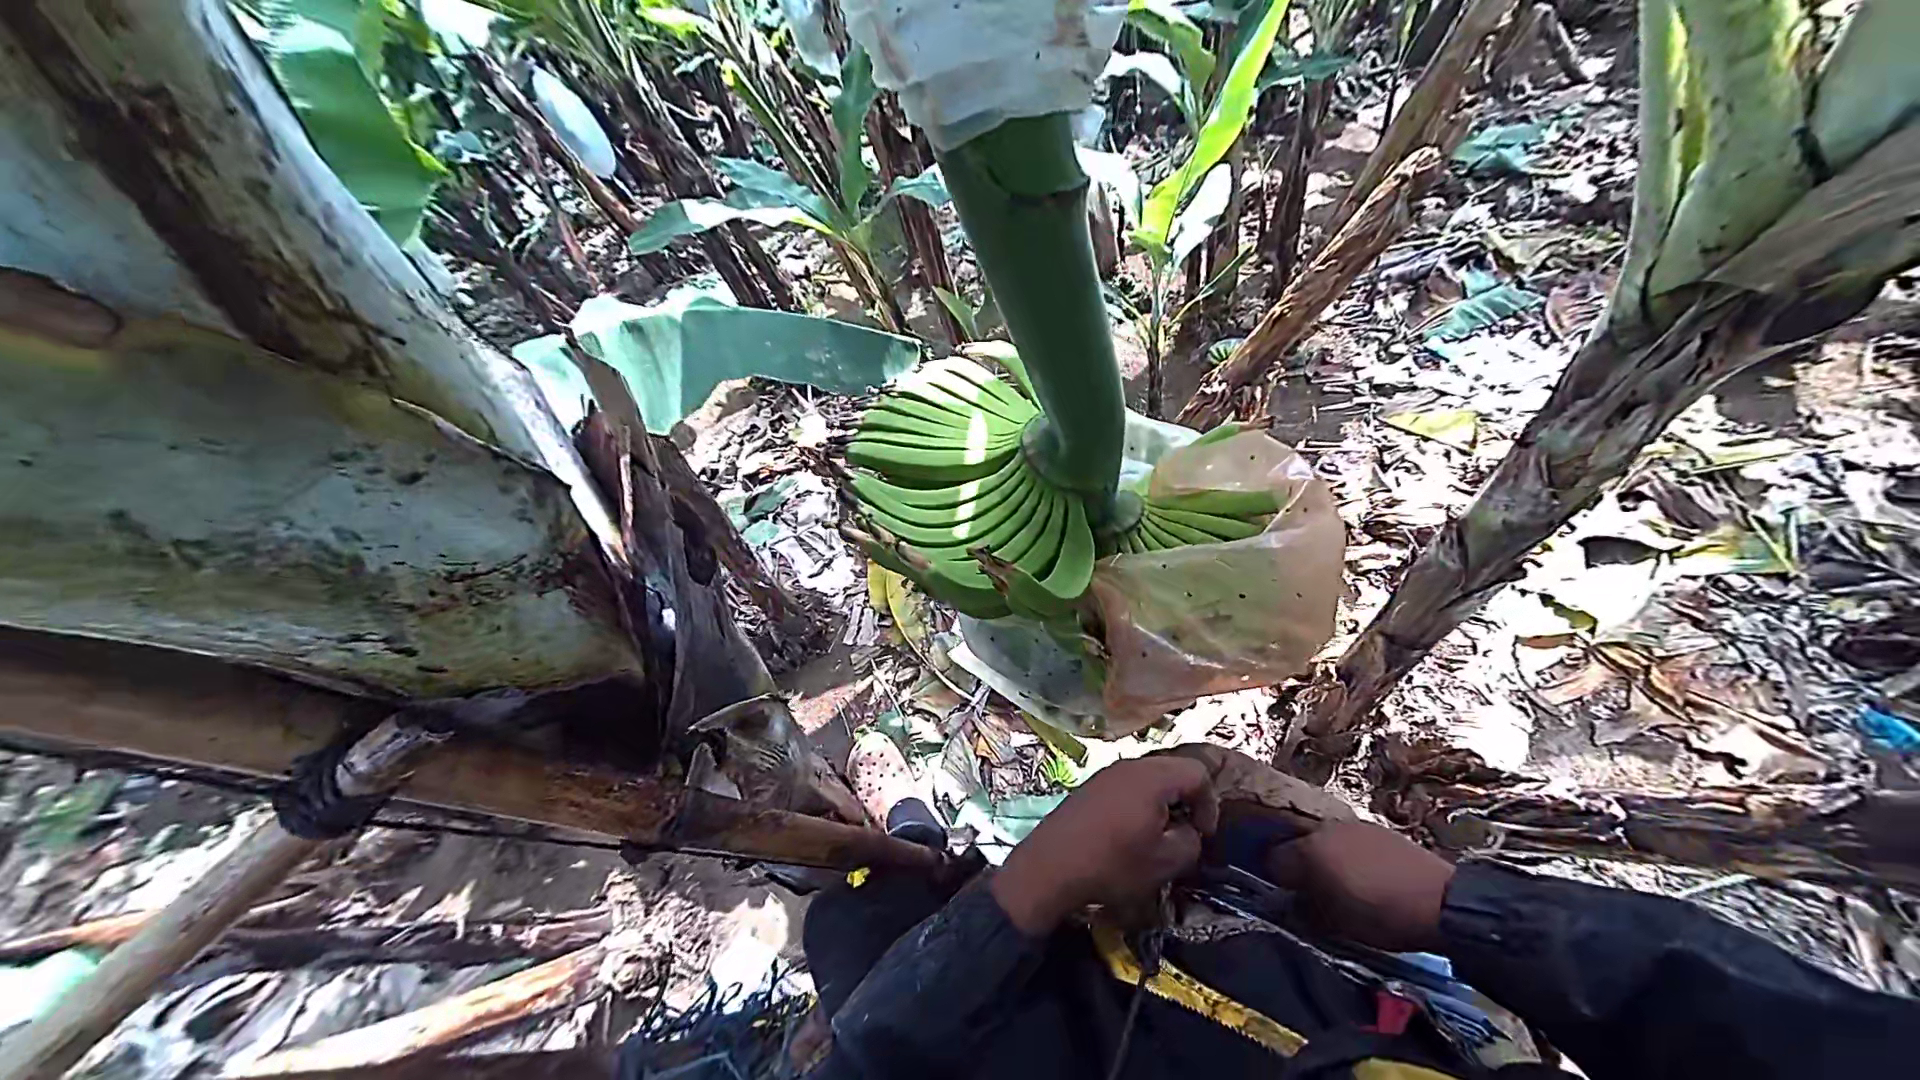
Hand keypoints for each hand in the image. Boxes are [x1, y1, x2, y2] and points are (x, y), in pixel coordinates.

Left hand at [990, 755, 1218, 935]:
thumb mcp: (1165, 862)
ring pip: (1149, 777)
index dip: (1210, 803)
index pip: (1197, 773)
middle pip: (1173, 769)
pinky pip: (1127, 785)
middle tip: (1187, 831)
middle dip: (1187, 799)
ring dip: (1163, 801)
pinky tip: (1131, 832)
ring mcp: (1107, 773)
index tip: (1204, 833)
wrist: (1051, 865)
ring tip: (1159, 834)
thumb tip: (1189, 829)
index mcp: (1152, 777)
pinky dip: (1139, 802)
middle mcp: (1129, 765)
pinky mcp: (1091, 786)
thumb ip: (1190, 840)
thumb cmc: (1113, 863)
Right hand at [1264, 821, 1455, 952]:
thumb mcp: (1337, 924)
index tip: (1287, 896)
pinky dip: (1349, 853)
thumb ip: (1305, 910)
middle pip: (1296, 844)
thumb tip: (1291, 904)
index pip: (1273, 859)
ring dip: (1325, 856)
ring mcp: (1350, 825)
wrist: (1443, 902)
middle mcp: (1322, 829)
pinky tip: (1367, 873)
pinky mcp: (1375, 828)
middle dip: (1300, 865)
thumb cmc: (1383, 916)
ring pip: (1323, 839)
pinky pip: (1348, 839)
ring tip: (1342, 882)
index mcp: (1306, 851)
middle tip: (1312, 890)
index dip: (1277, 880)